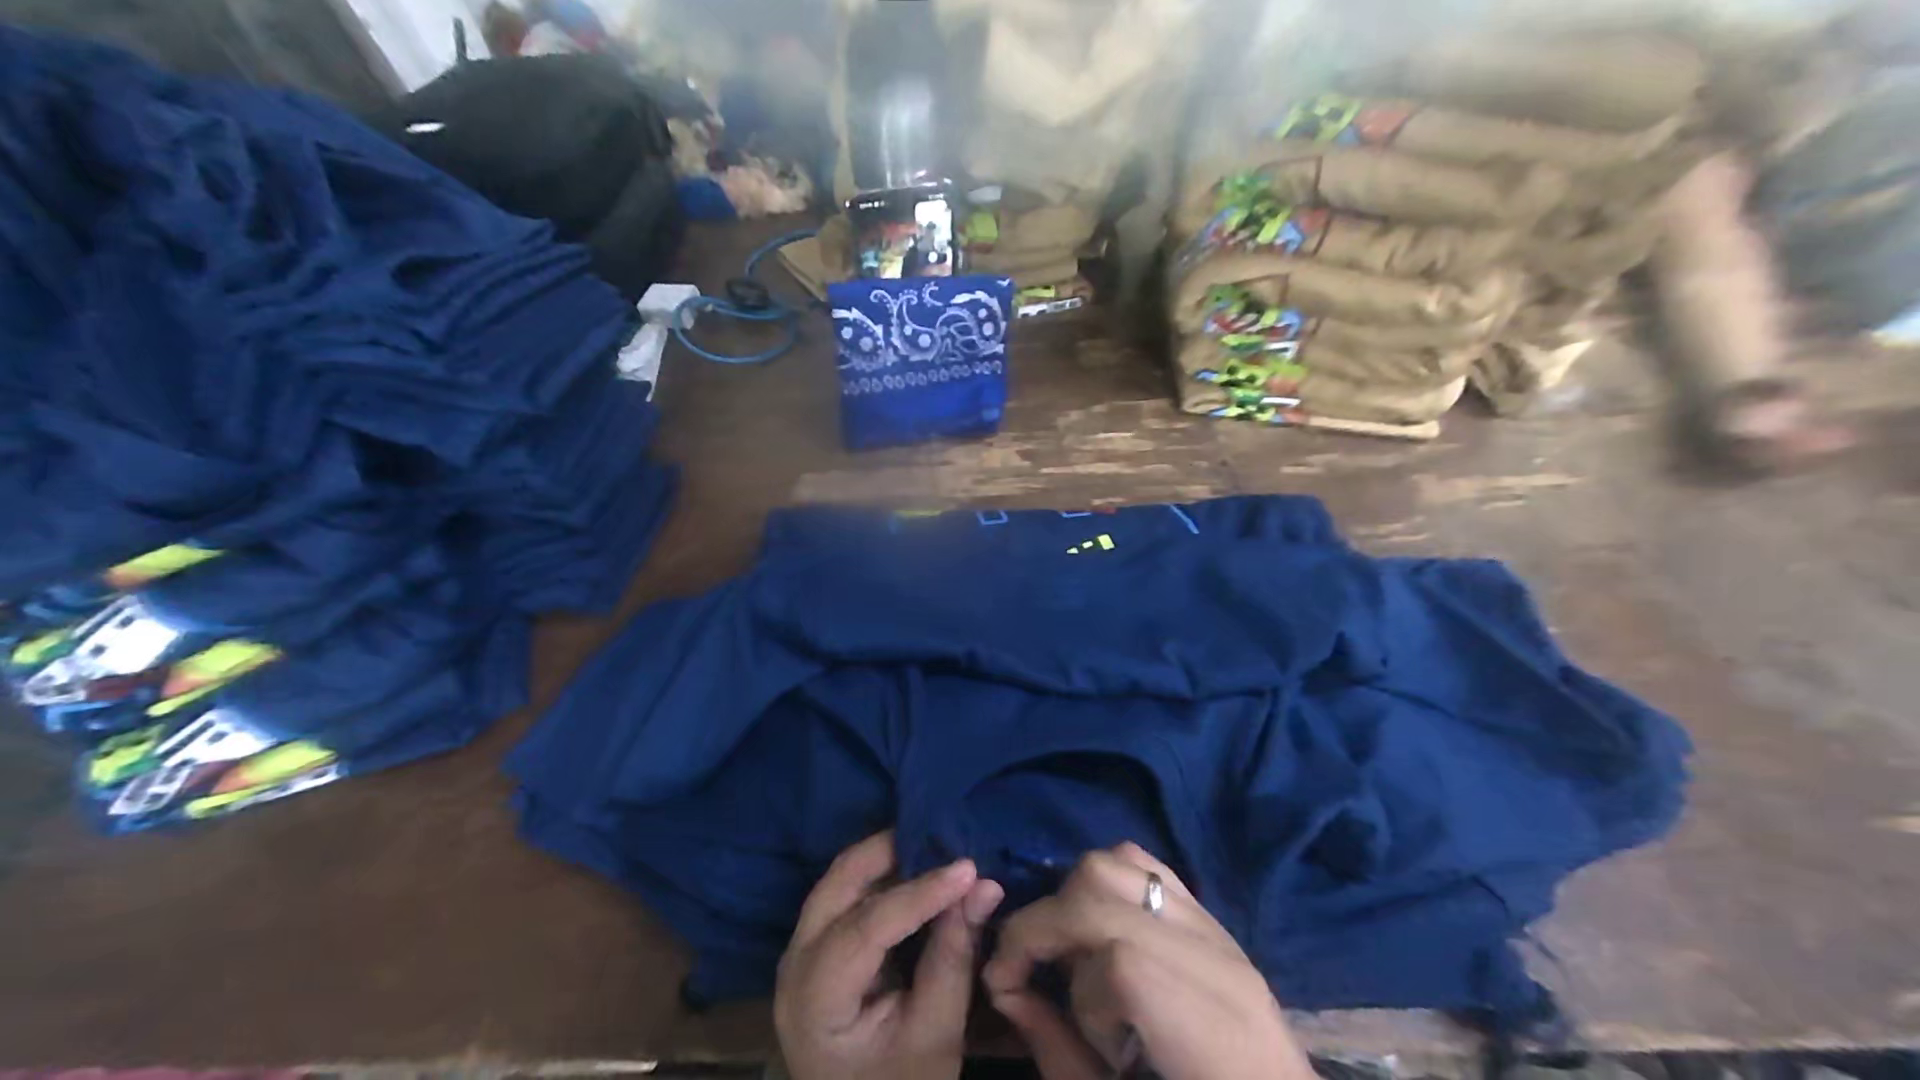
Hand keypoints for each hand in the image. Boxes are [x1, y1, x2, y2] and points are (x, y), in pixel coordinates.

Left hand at [775, 831, 1005, 1079]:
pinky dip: (880, 875)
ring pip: (839, 880)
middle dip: (890, 852)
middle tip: (943, 836)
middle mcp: (794, 963)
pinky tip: (915, 869)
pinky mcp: (815, 947)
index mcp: (815, 999)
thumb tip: (986, 886)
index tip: (967, 868)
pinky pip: (844, 894)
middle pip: (839, 884)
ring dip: (885, 858)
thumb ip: (955, 956)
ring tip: (935, 847)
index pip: (866, 926)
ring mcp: (799, 951)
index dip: (919, 892)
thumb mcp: (936, 1035)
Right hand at [983, 843, 1313, 1079]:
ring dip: (1074, 896)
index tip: (1008, 990)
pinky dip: (1106, 881)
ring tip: (1065, 947)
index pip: (1118, 961)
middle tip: (1022, 966)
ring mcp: (1217, 931)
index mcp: (1212, 1033)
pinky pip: (1148, 867)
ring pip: (1122, 863)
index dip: (1053, 969)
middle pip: (1108, 888)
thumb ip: (1056, 1050)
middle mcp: (1218, 961)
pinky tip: (1097, 924)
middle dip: (1047, 922)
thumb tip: (1008, 990)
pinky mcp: (1210, 919)